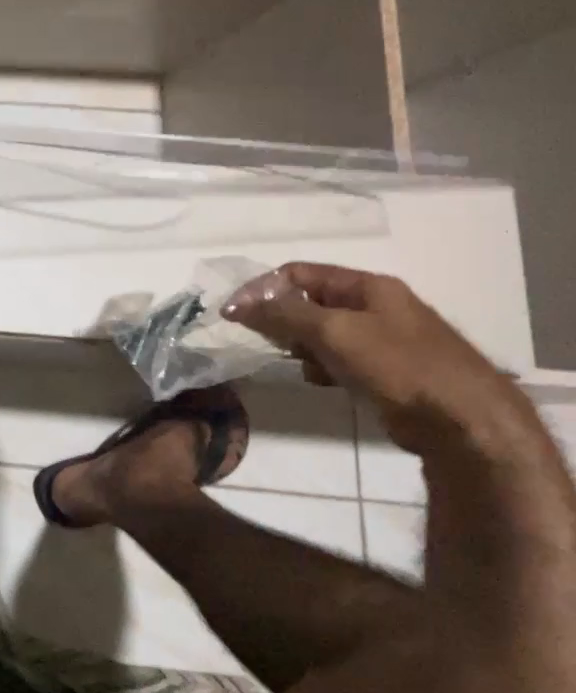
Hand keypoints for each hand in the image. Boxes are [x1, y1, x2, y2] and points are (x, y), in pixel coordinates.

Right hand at [223, 262, 526, 443]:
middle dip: (281, 321)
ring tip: (304, 364)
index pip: (297, 273)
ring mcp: (377, 337)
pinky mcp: (377, 367)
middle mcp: (372, 305)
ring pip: (315, 333)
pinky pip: (331, 357)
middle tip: (270, 342)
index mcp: (368, 286)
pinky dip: (319, 367)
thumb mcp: (333, 330)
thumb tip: (234, 305)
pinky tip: (324, 381)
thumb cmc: (398, 364)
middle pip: (305, 302)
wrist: (460, 419)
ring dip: (300, 347)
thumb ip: (281, 313)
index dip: (261, 288)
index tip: (233, 314)